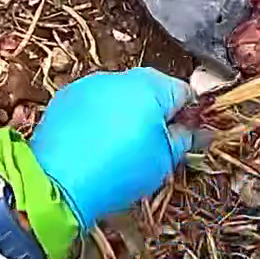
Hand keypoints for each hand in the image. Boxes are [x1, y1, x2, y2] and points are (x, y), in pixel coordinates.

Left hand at [29, 67, 194, 226]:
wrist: (57, 182)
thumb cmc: (119, 170)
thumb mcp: (164, 160)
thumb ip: (187, 138)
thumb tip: (202, 130)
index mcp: (153, 86)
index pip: (185, 93)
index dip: (187, 116)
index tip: (182, 138)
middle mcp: (124, 76)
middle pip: (154, 91)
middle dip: (157, 114)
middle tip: (152, 147)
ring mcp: (93, 83)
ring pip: (123, 95)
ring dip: (127, 114)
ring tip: (119, 147)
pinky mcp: (68, 95)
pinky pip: (96, 102)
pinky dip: (100, 117)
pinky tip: (95, 143)